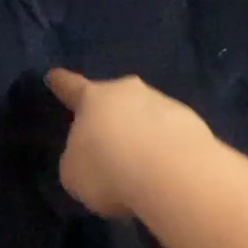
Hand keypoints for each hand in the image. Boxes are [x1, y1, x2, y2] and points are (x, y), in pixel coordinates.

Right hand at [45, 69, 218, 216]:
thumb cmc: (108, 168)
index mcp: (93, 98)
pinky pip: (170, 134)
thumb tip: (93, 155)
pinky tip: (163, 172)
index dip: (61, 83)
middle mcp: (129, 92)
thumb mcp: (74, 172)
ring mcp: (164, 103)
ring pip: (145, 115)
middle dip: (110, 114)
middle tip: (106, 138)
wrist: (173, 172)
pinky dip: (164, 148)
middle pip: (115, 99)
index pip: (71, 87)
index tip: (54, 75)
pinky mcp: (193, 123)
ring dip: (140, 133)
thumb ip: (78, 159)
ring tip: (138, 166)